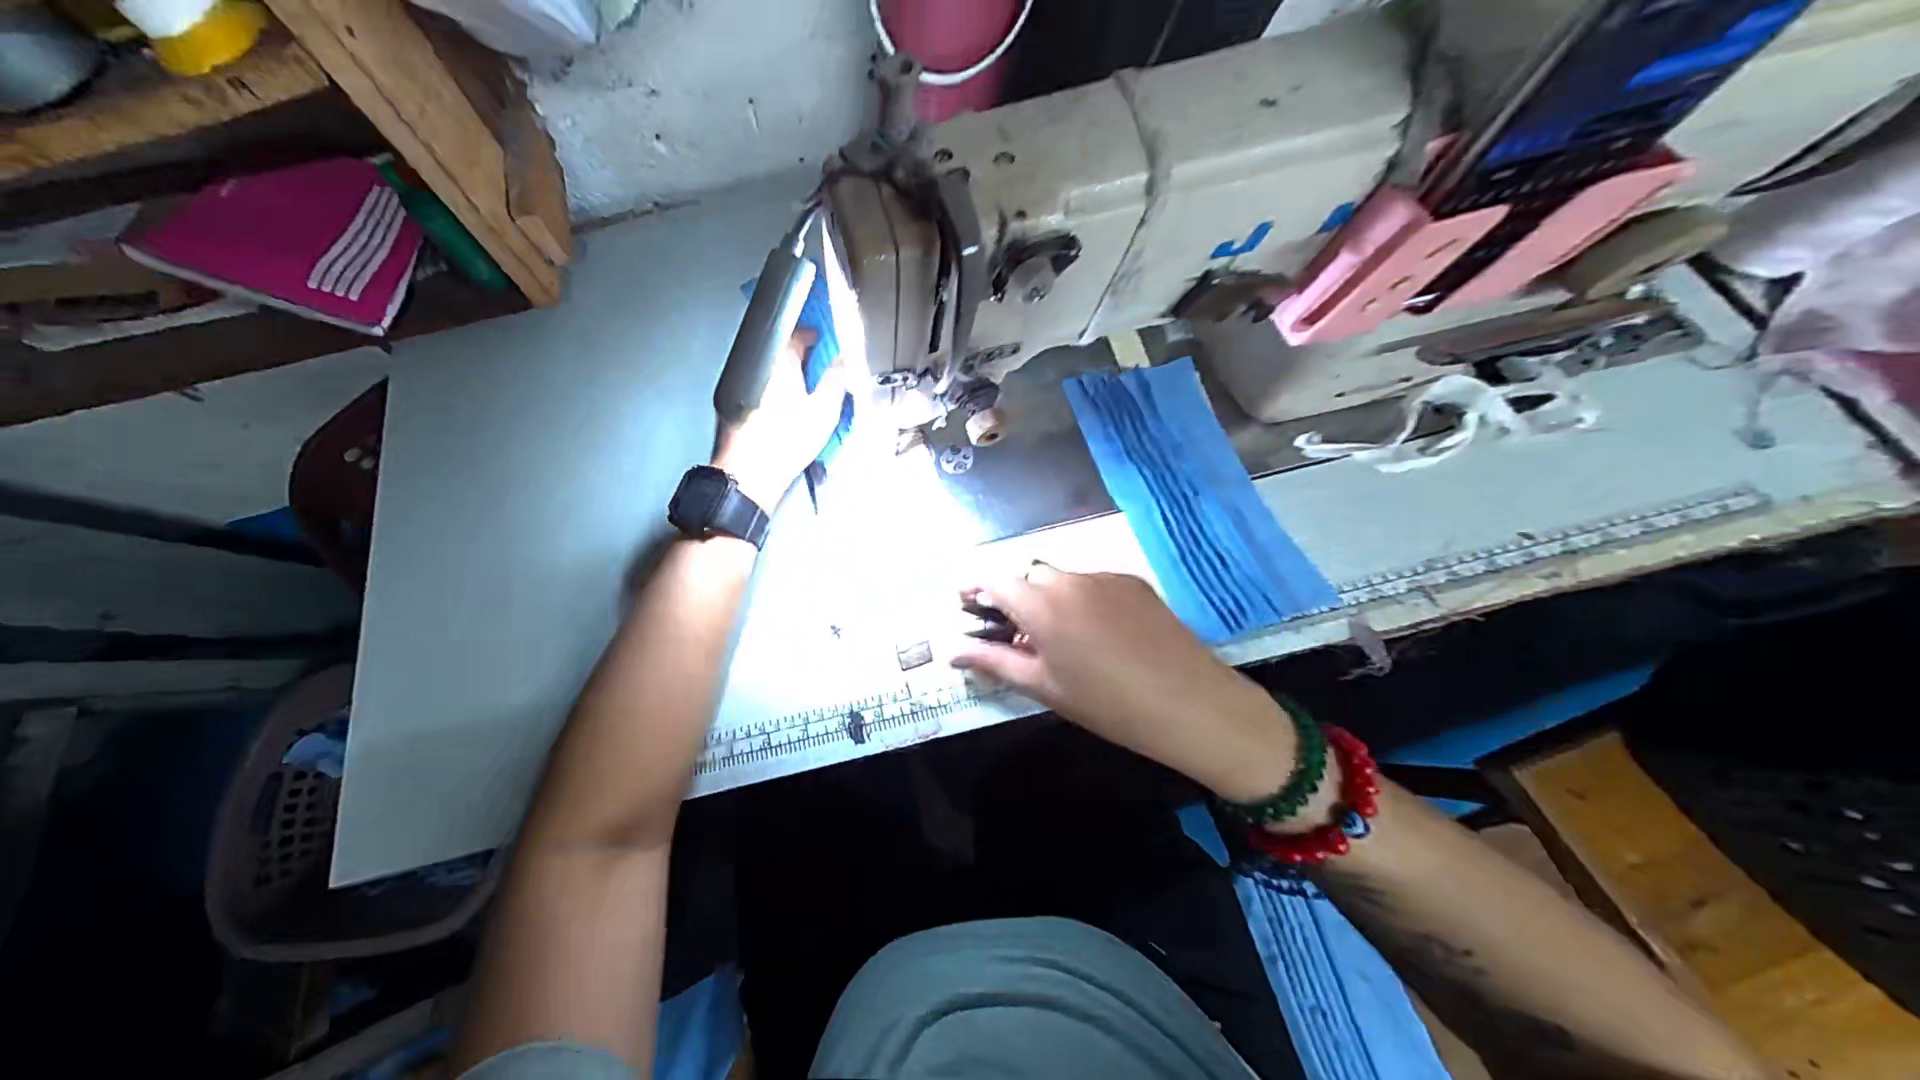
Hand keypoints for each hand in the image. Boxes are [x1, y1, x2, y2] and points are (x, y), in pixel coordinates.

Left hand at [711, 329, 847, 509]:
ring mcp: (744, 385)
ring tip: (809, 398)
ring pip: (773, 372)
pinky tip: (788, 413)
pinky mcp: (737, 405)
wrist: (748, 474)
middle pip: (784, 351)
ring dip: (790, 377)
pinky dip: (776, 394)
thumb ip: (836, 378)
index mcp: (779, 360)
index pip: (799, 332)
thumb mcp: (824, 410)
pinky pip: (763, 390)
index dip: (817, 337)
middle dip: (805, 358)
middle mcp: (757, 367)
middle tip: (824, 373)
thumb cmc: (783, 443)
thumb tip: (842, 360)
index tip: (829, 345)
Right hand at [952, 565, 1302, 804]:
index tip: (968, 607)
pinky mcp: (1134, 583)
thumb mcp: (1043, 687)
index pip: (994, 580)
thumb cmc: (1106, 703)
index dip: (976, 590)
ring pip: (1063, 579)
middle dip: (1017, 599)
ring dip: (1051, 600)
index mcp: (1041, 604)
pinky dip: (1083, 601)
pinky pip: (1094, 584)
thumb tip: (954, 652)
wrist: (1189, 702)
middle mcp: (1070, 579)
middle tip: (1021, 636)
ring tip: (1064, 641)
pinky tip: (1099, 636)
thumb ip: (994, 662)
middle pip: (1029, 577)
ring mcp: (1105, 577)